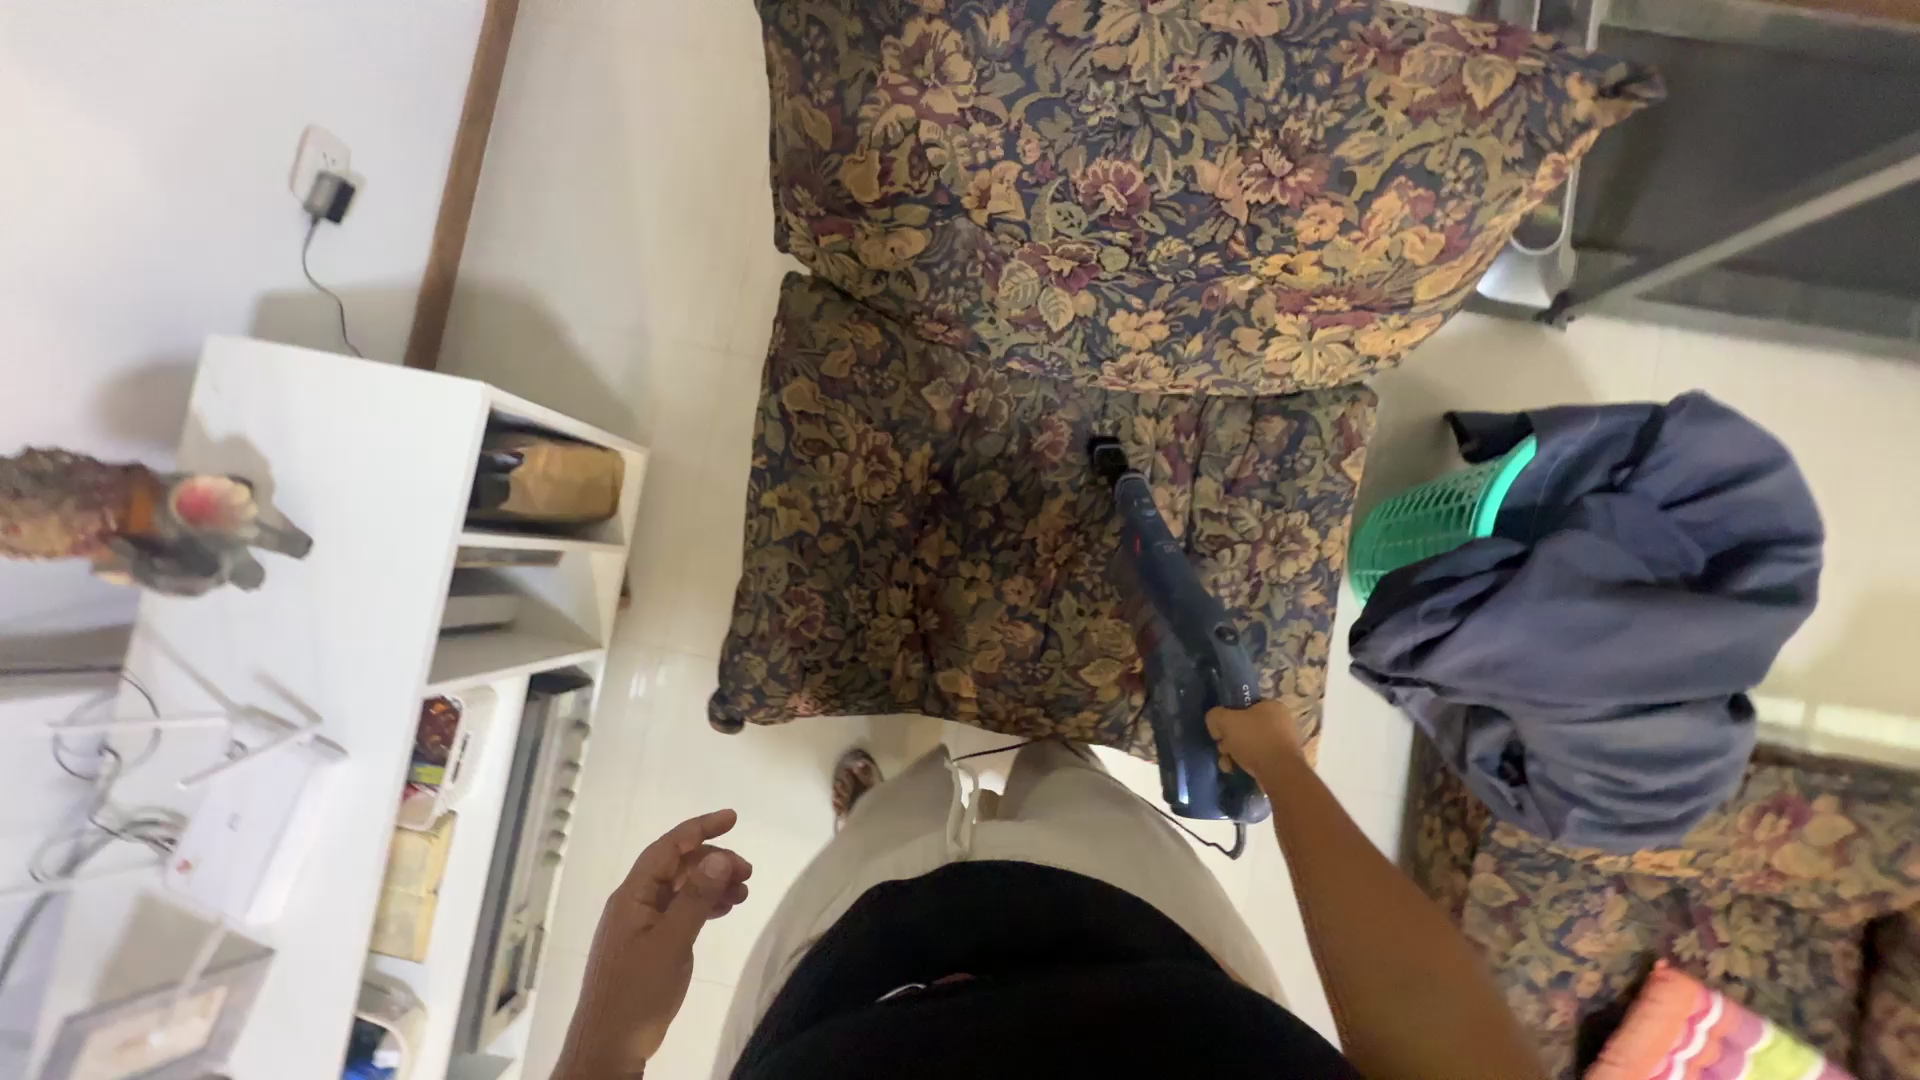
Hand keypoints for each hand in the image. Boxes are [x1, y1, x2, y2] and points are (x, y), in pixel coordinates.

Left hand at [555, 810, 752, 1078]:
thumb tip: (719, 856)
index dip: (701, 827)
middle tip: (747, 873)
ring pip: (682, 887)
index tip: (733, 818)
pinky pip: (680, 908)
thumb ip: (696, 897)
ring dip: (712, 882)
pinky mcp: (648, 943)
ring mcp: (640, 923)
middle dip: (714, 860)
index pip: (669, 846)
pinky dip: (704, 903)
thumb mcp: (672, 942)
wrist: (606, 1049)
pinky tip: (724, 909)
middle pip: (679, 865)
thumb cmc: (636, 993)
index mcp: (633, 894)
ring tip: (743, 892)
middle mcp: (634, 902)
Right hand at [1206, 699, 1303, 779]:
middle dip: (1229, 739)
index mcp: (1272, 706)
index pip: (1244, 706)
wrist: (1280, 774)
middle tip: (1223, 747)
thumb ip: (1215, 716)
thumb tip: (1215, 725)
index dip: (1228, 716)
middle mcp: (1281, 722)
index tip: (1220, 729)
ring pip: (1249, 745)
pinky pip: (1257, 759)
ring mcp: (1282, 743)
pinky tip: (1234, 770)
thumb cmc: (1254, 740)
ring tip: (1227, 762)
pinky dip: (1244, 764)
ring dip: (1233, 753)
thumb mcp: (1226, 721)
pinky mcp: (1281, 762)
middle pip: (1244, 727)